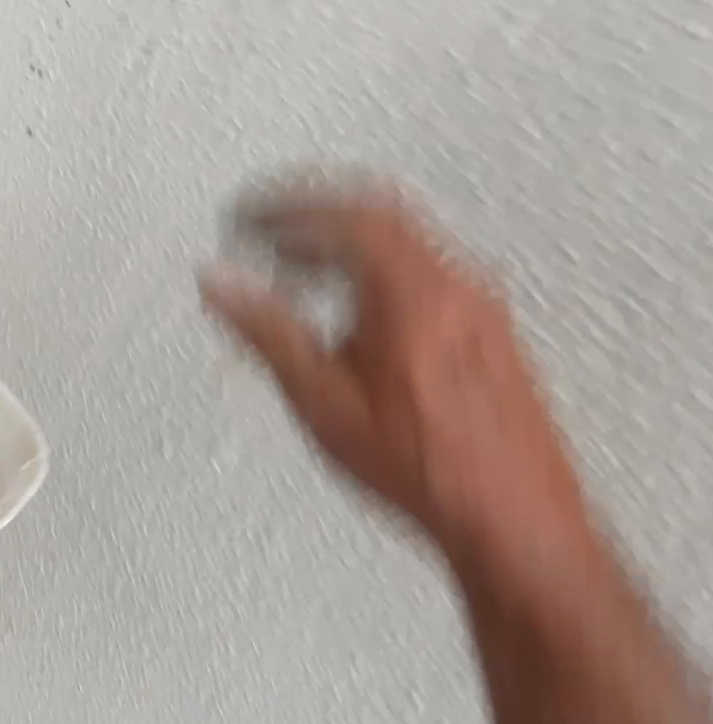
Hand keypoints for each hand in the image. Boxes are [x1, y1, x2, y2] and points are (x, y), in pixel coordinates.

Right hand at [199, 183, 589, 563]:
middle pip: (380, 214)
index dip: (285, 207)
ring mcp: (478, 309)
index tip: (244, 216)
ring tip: (291, 262)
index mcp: (411, 292)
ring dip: (341, 240)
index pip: (345, 217)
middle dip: (312, 211)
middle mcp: (456, 288)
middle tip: (264, 223)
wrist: (506, 515)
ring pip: (403, 241)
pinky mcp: (484, 333)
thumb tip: (217, 283)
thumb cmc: (420, 461)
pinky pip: (422, 271)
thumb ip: (262, 327)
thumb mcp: (315, 393)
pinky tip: (342, 303)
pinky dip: (370, 268)